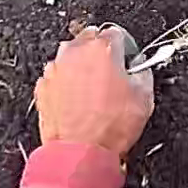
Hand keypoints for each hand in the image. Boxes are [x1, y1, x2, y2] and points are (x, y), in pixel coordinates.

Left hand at [33, 24, 153, 159]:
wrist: (79, 154)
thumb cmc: (110, 126)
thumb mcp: (144, 96)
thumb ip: (143, 71)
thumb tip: (139, 68)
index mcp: (103, 48)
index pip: (117, 32)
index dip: (127, 48)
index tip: (129, 61)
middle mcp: (76, 52)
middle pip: (91, 38)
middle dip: (101, 51)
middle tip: (112, 72)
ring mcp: (56, 69)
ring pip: (72, 56)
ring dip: (83, 65)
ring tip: (94, 88)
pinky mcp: (43, 87)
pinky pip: (59, 75)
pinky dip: (67, 82)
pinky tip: (79, 100)